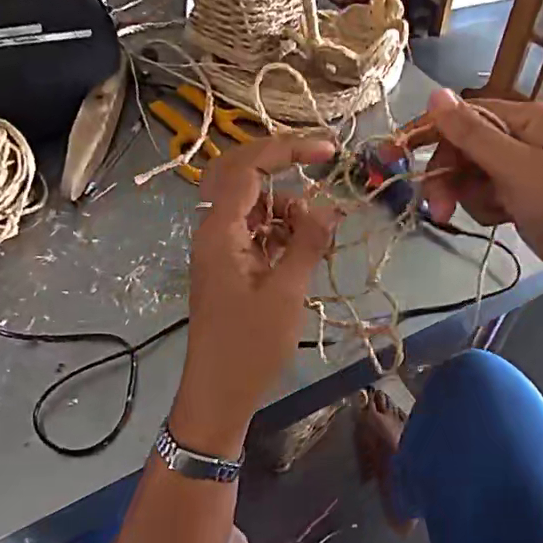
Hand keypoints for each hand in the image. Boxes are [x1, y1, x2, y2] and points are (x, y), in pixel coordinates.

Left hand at [173, 137, 339, 455]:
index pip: (246, 167)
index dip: (286, 149)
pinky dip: (279, 227)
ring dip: (283, 202)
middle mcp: (213, 230)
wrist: (218, 393)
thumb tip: (329, 205)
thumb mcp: (287, 293)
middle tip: (318, 158)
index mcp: (219, 231)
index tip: (328, 151)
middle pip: (239, 172)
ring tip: (315, 229)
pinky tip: (303, 245)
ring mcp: (219, 247)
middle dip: (278, 160)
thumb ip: (307, 243)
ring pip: (249, 201)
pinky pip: (253, 228)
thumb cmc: (250, 347)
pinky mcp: (229, 264)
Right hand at [406, 89, 542, 287]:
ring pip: (470, 176)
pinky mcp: (520, 198)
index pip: (463, 117)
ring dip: (467, 196)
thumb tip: (434, 93)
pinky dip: (485, 208)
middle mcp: (521, 139)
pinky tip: (501, 219)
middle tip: (435, 208)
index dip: (428, 133)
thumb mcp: (515, 166)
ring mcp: (521, 170)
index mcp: (524, 119)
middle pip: (463, 150)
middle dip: (448, 177)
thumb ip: (471, 133)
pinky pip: (485, 196)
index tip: (394, 153)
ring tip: (486, 215)